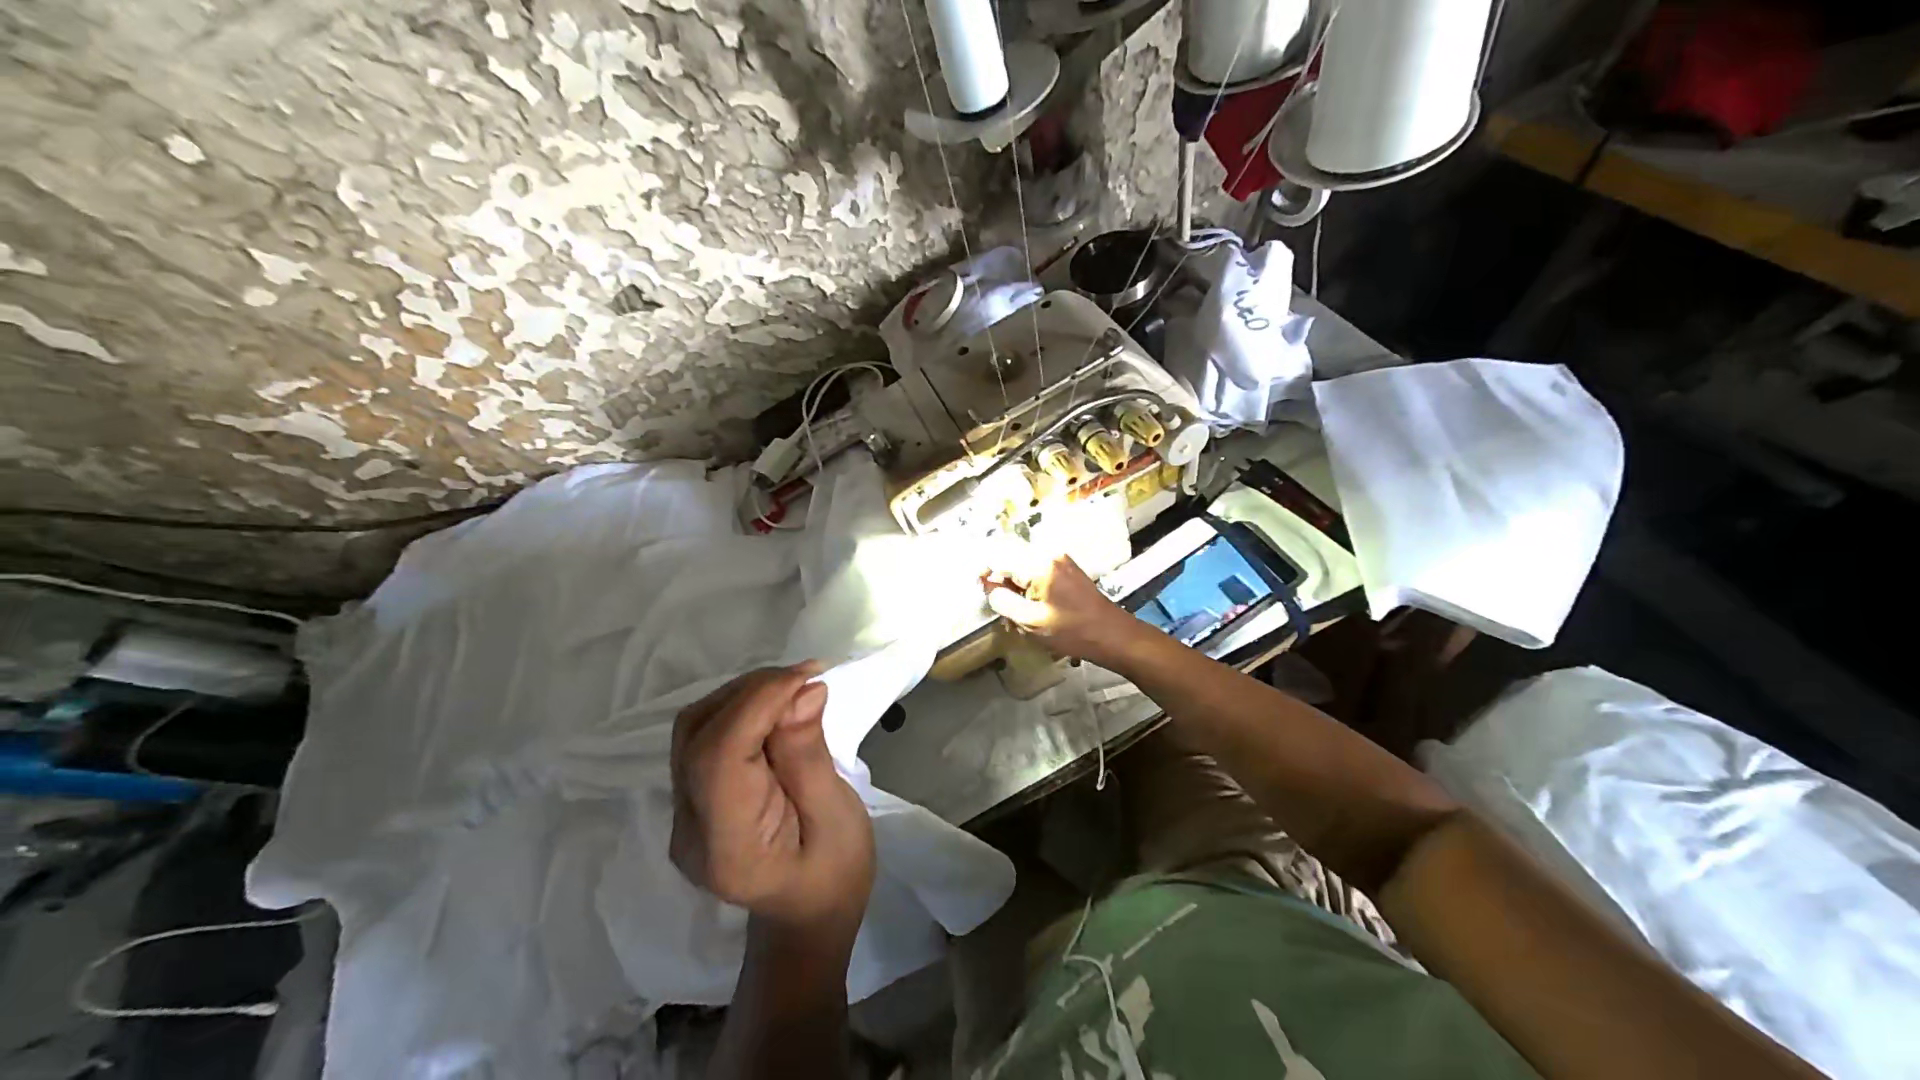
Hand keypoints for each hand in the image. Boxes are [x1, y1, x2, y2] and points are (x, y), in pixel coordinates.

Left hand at [670, 664, 874, 935]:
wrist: (806, 914)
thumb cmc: (833, 875)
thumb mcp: (839, 821)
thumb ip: (810, 757)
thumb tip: (802, 691)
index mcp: (727, 846)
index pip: (719, 756)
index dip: (758, 703)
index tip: (808, 677)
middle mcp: (688, 826)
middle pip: (698, 734)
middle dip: (752, 692)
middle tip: (807, 678)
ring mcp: (681, 811)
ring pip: (694, 727)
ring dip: (744, 694)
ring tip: (795, 687)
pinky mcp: (690, 795)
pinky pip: (704, 735)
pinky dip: (740, 707)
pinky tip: (775, 705)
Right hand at [983, 546, 1144, 666]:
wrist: (1112, 634)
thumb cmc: (1072, 630)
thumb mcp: (1031, 621)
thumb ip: (1004, 601)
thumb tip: (989, 587)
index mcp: (1038, 563)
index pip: (998, 555)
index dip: (984, 570)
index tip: (978, 587)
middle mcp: (1048, 553)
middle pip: (1010, 555)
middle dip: (998, 576)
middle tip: (995, 600)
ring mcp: (1059, 559)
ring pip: (1022, 562)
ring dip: (1012, 581)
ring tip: (1013, 607)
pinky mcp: (1065, 567)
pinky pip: (1036, 568)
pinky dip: (1027, 583)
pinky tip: (1029, 604)